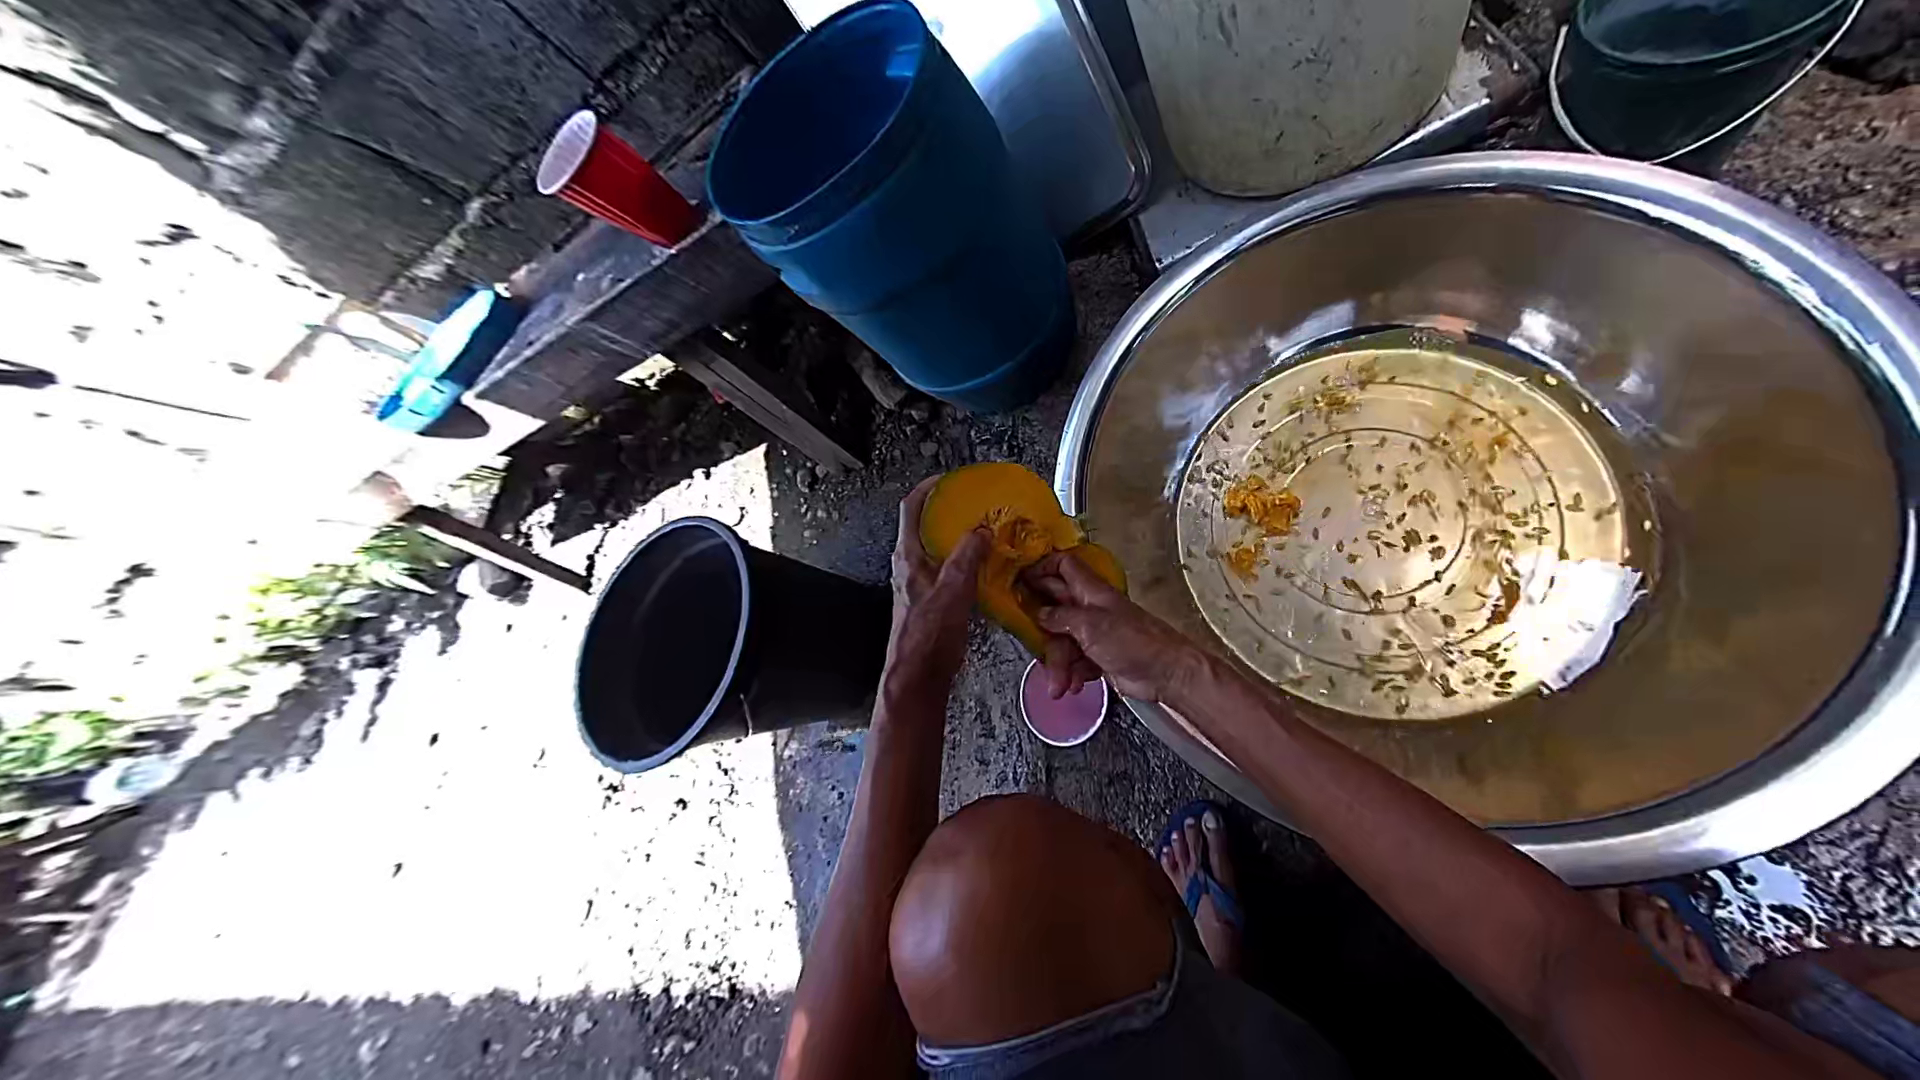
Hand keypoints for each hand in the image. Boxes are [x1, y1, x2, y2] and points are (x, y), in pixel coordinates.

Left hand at [884, 475, 989, 690]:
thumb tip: (981, 530)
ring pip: (938, 549)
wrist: (919, 676)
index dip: (927, 489)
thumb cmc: (928, 636)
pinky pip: (947, 569)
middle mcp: (910, 566)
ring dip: (958, 538)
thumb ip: (967, 555)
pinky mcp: (930, 599)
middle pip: (925, 527)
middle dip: (949, 513)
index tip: (948, 479)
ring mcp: (919, 583)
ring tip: (985, 533)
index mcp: (908, 556)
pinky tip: (984, 567)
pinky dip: (963, 561)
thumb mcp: (953, 589)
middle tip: (975, 506)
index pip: (910, 509)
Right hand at [1021, 553, 1198, 701]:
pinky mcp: (1098, 655)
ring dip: (1057, 663)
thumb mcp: (1090, 625)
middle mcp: (1090, 608)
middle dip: (1042, 627)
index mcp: (1090, 591)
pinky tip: (1072, 685)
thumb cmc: (1134, 642)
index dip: (1042, 568)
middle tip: (1032, 641)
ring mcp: (1094, 632)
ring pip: (1062, 640)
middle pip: (1054, 607)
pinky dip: (1071, 673)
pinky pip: (1074, 660)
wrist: (1166, 673)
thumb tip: (1039, 613)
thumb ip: (1060, 617)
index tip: (1020, 582)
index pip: (1063, 565)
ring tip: (1058, 684)